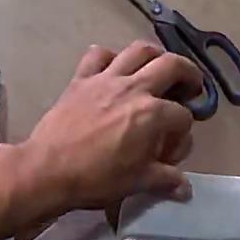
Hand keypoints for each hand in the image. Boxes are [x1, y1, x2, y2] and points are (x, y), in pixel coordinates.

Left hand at [18, 42, 203, 213]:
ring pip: (139, 50)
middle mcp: (134, 88)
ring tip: (159, 68)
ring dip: (156, 56)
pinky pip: (99, 55)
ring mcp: (106, 79)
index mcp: (153, 114)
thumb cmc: (96, 178)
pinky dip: (111, 57)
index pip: (183, 116)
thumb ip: (166, 180)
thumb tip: (185, 189)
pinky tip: (114, 69)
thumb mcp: (138, 182)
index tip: (173, 148)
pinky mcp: (82, 79)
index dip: (184, 133)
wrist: (47, 170)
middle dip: (190, 74)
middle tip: (191, 87)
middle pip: (173, 66)